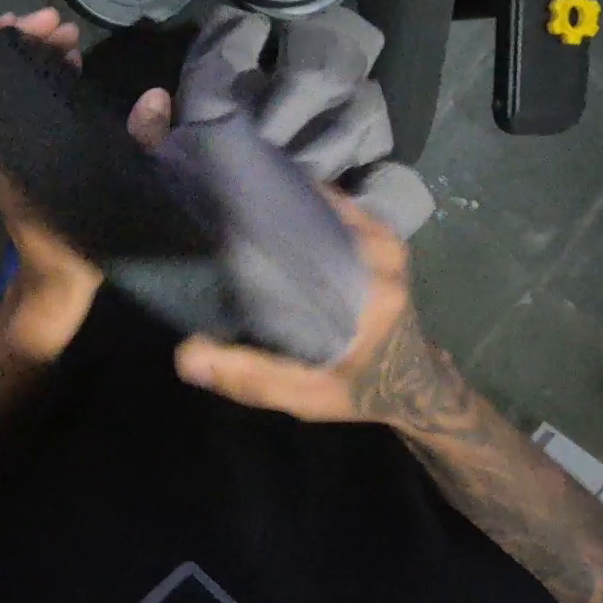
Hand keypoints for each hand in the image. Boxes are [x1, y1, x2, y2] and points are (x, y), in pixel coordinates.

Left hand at [0, 8, 171, 360]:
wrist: (55, 288)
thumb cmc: (74, 249)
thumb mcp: (111, 202)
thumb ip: (136, 150)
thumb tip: (157, 97)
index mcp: (2, 151)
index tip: (19, 25)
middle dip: (18, 39)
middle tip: (60, 26)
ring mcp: (9, 145)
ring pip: (2, 85)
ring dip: (30, 54)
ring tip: (69, 37)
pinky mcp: (25, 151)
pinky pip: (21, 101)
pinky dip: (41, 75)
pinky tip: (72, 67)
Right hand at [172, 189, 463, 428]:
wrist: (416, 387)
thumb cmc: (360, 390)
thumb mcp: (307, 395)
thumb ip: (251, 377)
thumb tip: (187, 357)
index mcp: (371, 287)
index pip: (309, 233)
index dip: (265, 217)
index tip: (223, 209)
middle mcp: (382, 253)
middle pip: (316, 211)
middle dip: (270, 207)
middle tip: (224, 210)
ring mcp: (386, 241)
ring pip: (325, 207)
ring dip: (287, 206)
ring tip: (242, 209)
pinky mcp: (385, 239)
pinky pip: (338, 210)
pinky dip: (306, 209)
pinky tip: (273, 218)